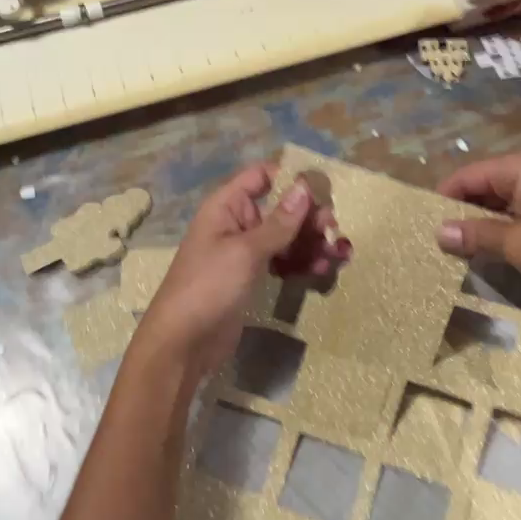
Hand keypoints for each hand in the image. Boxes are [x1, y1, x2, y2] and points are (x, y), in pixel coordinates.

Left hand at [138, 165, 338, 380]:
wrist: (183, 343)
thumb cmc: (209, 286)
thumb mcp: (246, 251)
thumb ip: (279, 222)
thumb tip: (305, 186)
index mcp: (227, 206)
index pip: (261, 176)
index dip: (290, 179)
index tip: (323, 190)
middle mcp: (236, 223)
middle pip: (280, 208)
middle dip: (309, 218)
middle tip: (334, 232)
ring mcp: (245, 252)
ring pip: (285, 237)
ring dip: (311, 243)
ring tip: (337, 256)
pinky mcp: (252, 277)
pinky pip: (283, 261)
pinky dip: (301, 263)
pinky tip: (321, 270)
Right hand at [434, 151, 520, 310]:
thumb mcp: (517, 245)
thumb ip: (476, 235)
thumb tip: (438, 232)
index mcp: (520, 167)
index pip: (468, 175)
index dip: (445, 198)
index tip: (425, 224)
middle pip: (484, 185)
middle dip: (462, 211)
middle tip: (439, 241)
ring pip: (502, 200)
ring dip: (483, 222)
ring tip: (461, 249)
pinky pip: (520, 210)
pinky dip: (504, 227)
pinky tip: (494, 250)